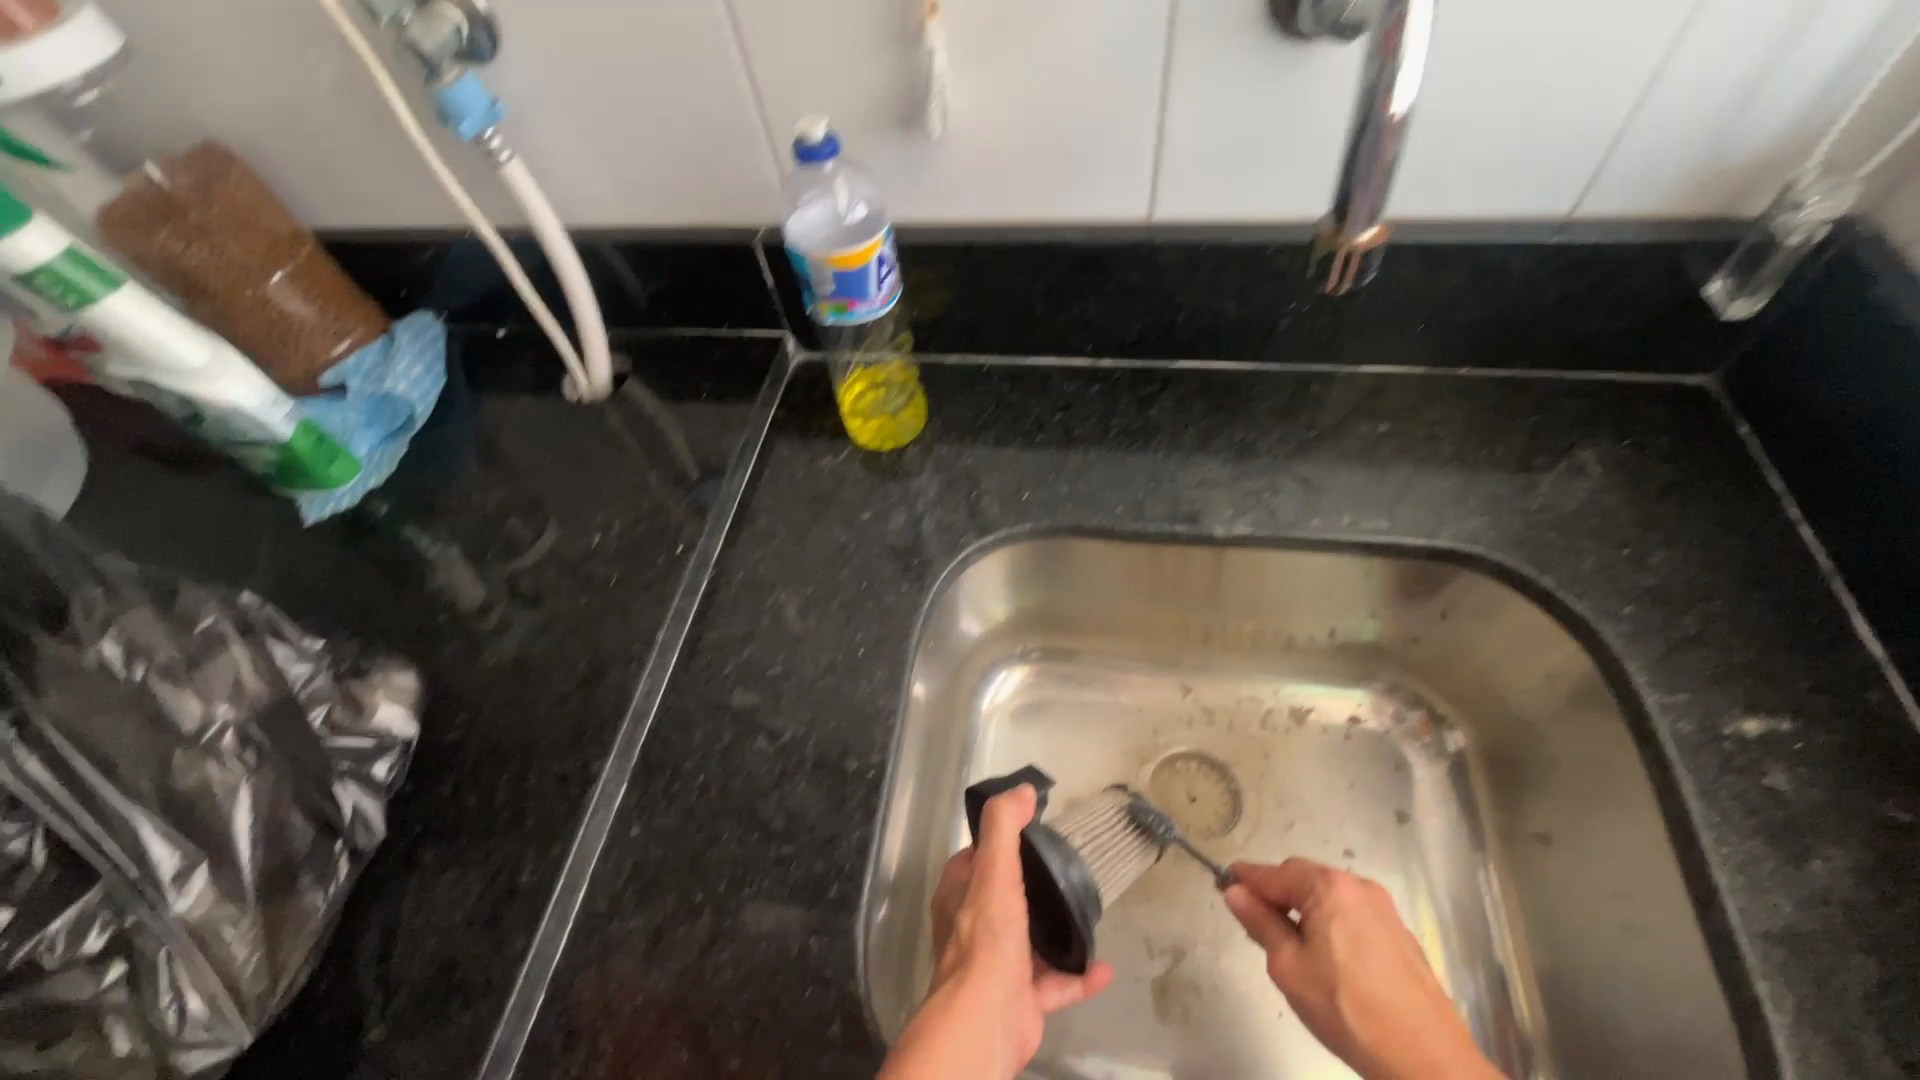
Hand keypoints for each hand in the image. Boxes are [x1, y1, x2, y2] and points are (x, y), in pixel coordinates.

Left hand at [879, 785, 1114, 1079]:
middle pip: (1004, 897)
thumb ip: (1004, 826)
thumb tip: (1022, 789)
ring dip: (1056, 930)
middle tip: (1066, 869)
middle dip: (1031, 886)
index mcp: (960, 894)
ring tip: (1086, 912)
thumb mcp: (994, 869)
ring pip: (1030, 940)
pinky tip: (1104, 967)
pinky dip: (1078, 974)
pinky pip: (1055, 982)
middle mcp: (973, 927)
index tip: (1032, 830)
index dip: (1000, 842)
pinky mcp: (1021, 998)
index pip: (977, 857)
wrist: (985, 1017)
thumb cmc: (986, 936)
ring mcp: (998, 964)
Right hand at [1223, 858, 1502, 1079]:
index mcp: (1329, 886)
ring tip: (1291, 949)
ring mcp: (1385, 910)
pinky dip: (1331, 926)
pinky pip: (1353, 917)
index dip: (1245, 879)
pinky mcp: (1401, 936)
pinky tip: (1329, 961)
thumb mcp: (1288, 967)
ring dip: (1305, 912)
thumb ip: (1260, 923)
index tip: (1222, 884)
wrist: (1425, 1058)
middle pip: (1303, 879)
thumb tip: (1235, 892)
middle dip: (1276, 896)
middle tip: (1254, 925)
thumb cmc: (1345, 1008)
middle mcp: (1359, 886)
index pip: (1273, 872)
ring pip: (1330, 899)